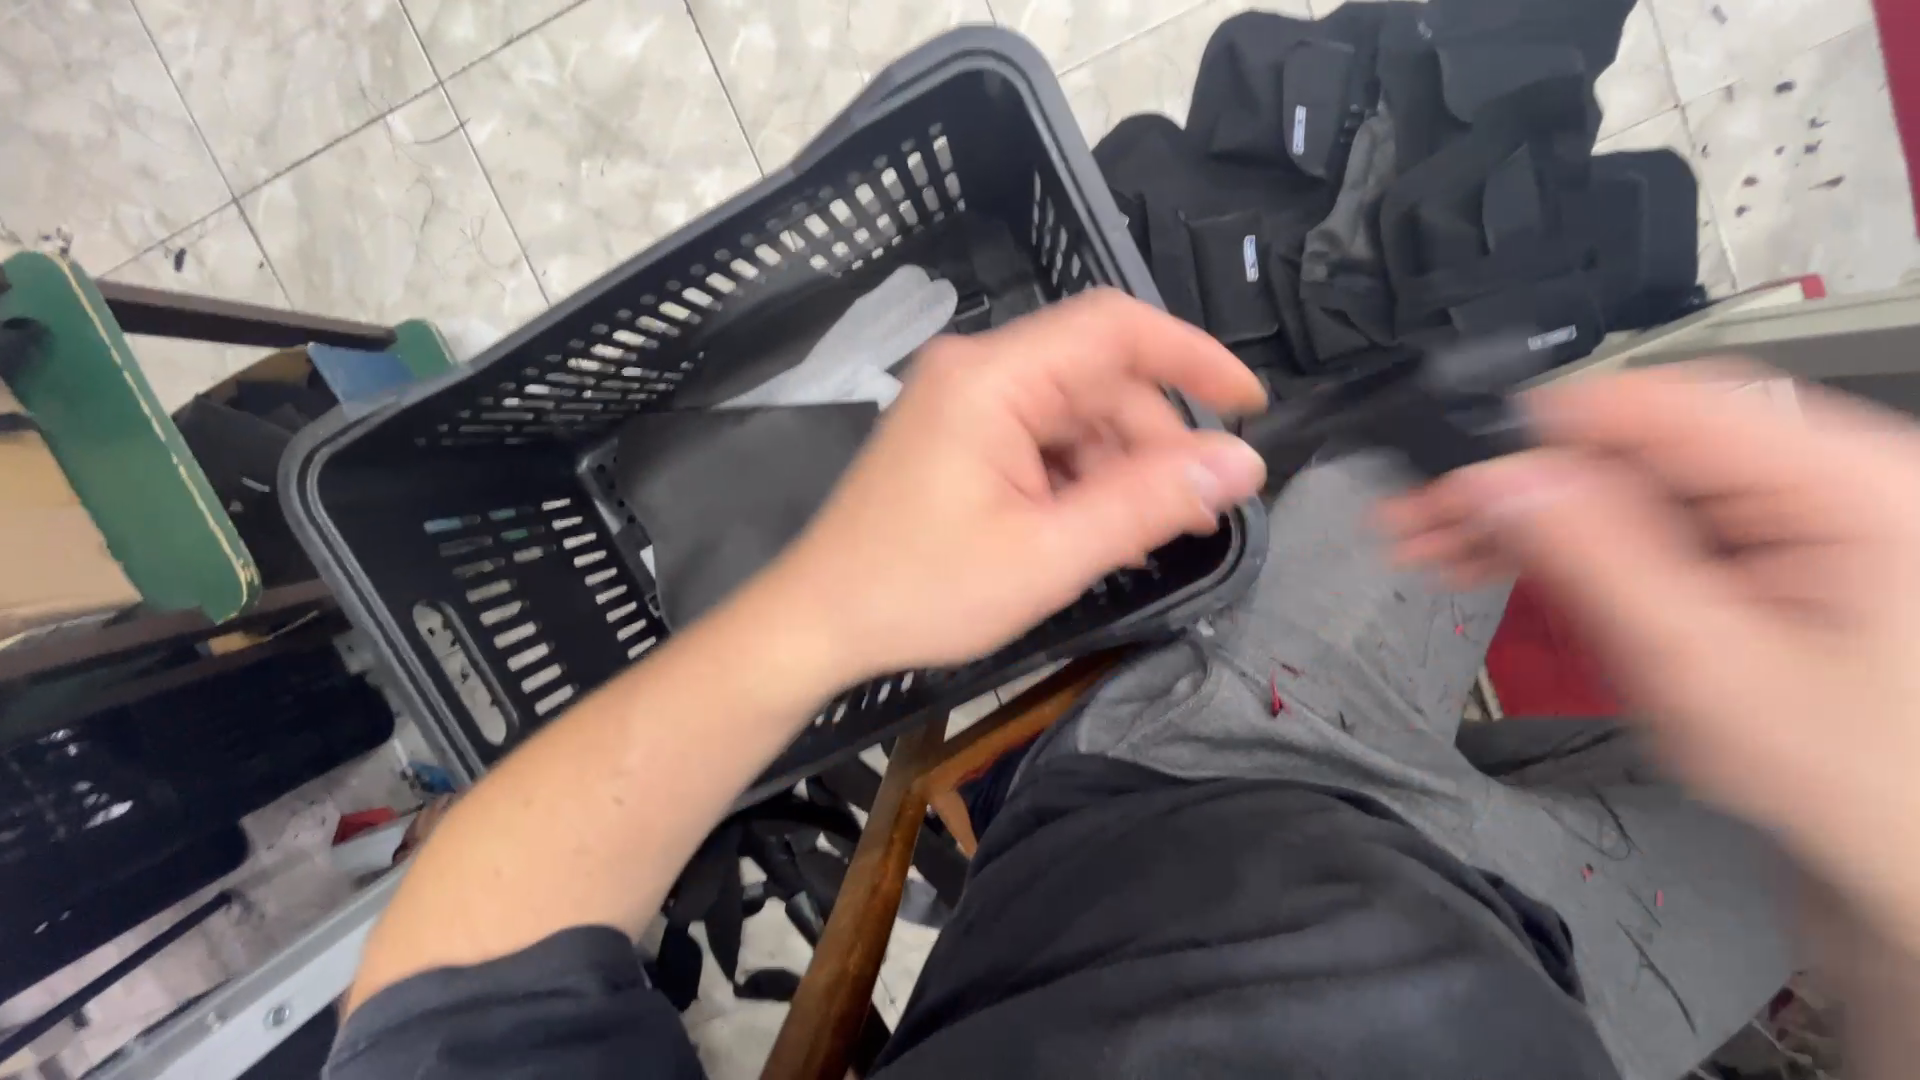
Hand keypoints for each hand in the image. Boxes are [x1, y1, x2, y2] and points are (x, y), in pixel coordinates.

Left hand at [769, 288, 1266, 680]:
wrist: (820, 620)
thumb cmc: (921, 591)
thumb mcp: (1048, 555)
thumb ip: (1148, 504)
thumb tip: (1241, 463)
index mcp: (992, 379)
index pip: (1115, 329)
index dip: (1193, 356)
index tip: (1249, 403)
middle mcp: (976, 371)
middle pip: (1097, 380)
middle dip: (1153, 442)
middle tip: (1194, 513)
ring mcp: (962, 402)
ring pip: (1073, 414)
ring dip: (1117, 468)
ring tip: (1143, 537)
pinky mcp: (957, 435)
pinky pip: (1039, 439)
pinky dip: (1076, 478)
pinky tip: (1093, 530)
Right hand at [1378, 365, 1919, 949]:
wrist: (1902, 840)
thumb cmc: (1857, 778)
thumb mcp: (1697, 661)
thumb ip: (1593, 555)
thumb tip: (1501, 479)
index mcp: (1842, 486)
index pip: (1653, 406)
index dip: (1536, 437)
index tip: (1450, 479)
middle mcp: (1818, 481)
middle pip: (1618, 447)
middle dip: (1504, 485)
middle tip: (1417, 520)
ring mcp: (1779, 514)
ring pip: (1607, 483)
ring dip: (1511, 515)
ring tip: (1431, 547)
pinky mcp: (1741, 545)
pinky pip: (1623, 519)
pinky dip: (1549, 540)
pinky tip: (1485, 558)